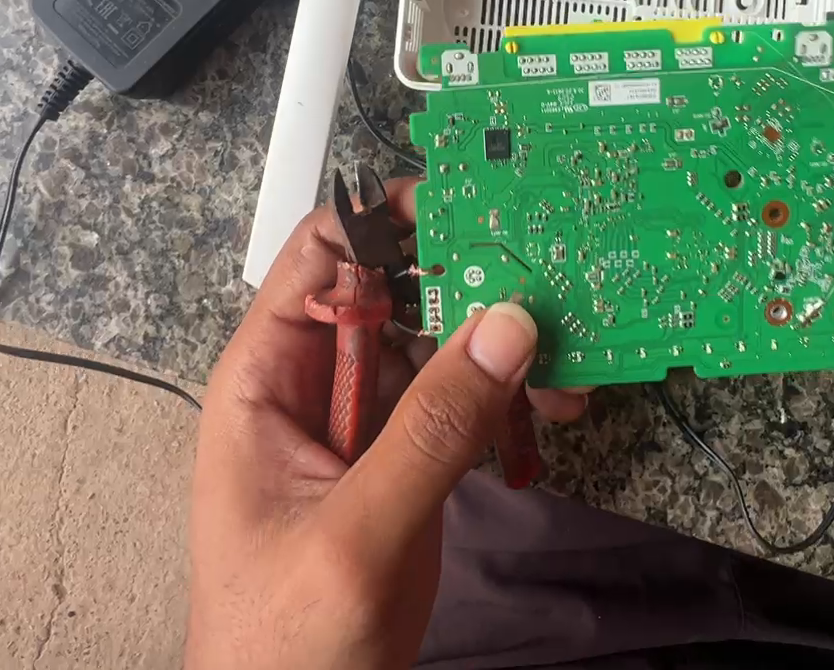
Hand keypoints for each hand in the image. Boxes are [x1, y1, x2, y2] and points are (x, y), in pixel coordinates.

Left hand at [184, 178, 585, 669]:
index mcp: (270, 373)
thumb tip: (507, 323)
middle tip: (541, 280)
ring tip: (563, 365)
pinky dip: (506, 392)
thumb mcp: (356, 533)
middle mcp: (318, 376)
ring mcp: (367, 412)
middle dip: (468, 282)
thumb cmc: (287, 642)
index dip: (385, 219)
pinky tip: (549, 408)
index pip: (321, 256)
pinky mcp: (406, 446)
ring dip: (500, 343)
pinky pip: (461, 392)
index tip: (466, 206)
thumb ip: (431, 429)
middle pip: (395, 289)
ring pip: (439, 338)